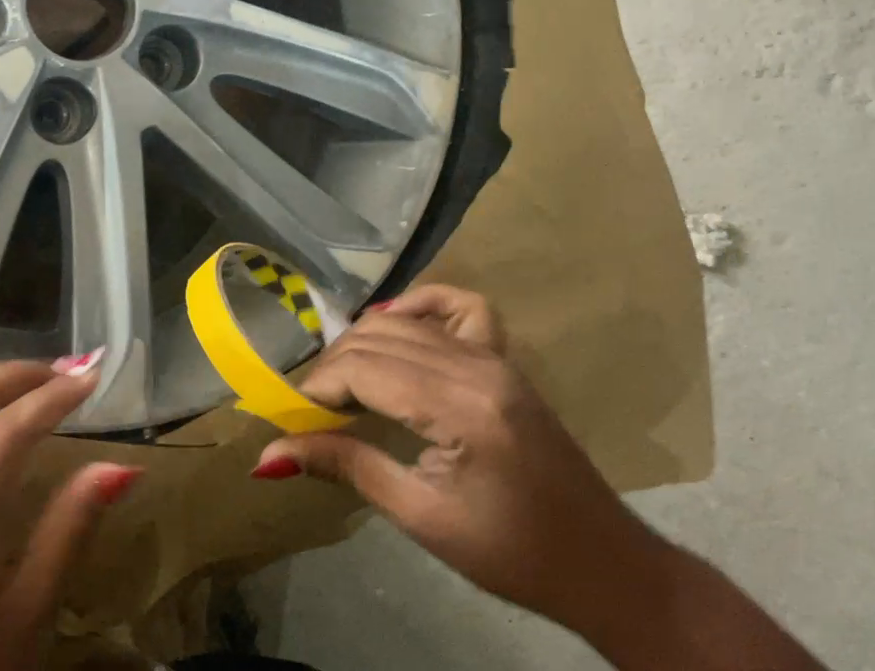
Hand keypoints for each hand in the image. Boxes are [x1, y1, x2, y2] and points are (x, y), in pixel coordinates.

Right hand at [250, 286, 656, 627]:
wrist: (609, 568)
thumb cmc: (514, 554)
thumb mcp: (420, 516)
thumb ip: (345, 467)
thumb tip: (265, 457)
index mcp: (461, 409)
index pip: (363, 368)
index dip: (317, 387)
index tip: (294, 417)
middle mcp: (479, 369)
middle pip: (376, 340)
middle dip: (332, 368)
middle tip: (313, 410)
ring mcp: (497, 359)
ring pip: (405, 324)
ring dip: (360, 345)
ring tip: (342, 385)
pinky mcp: (506, 362)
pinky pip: (459, 309)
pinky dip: (419, 307)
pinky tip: (393, 325)